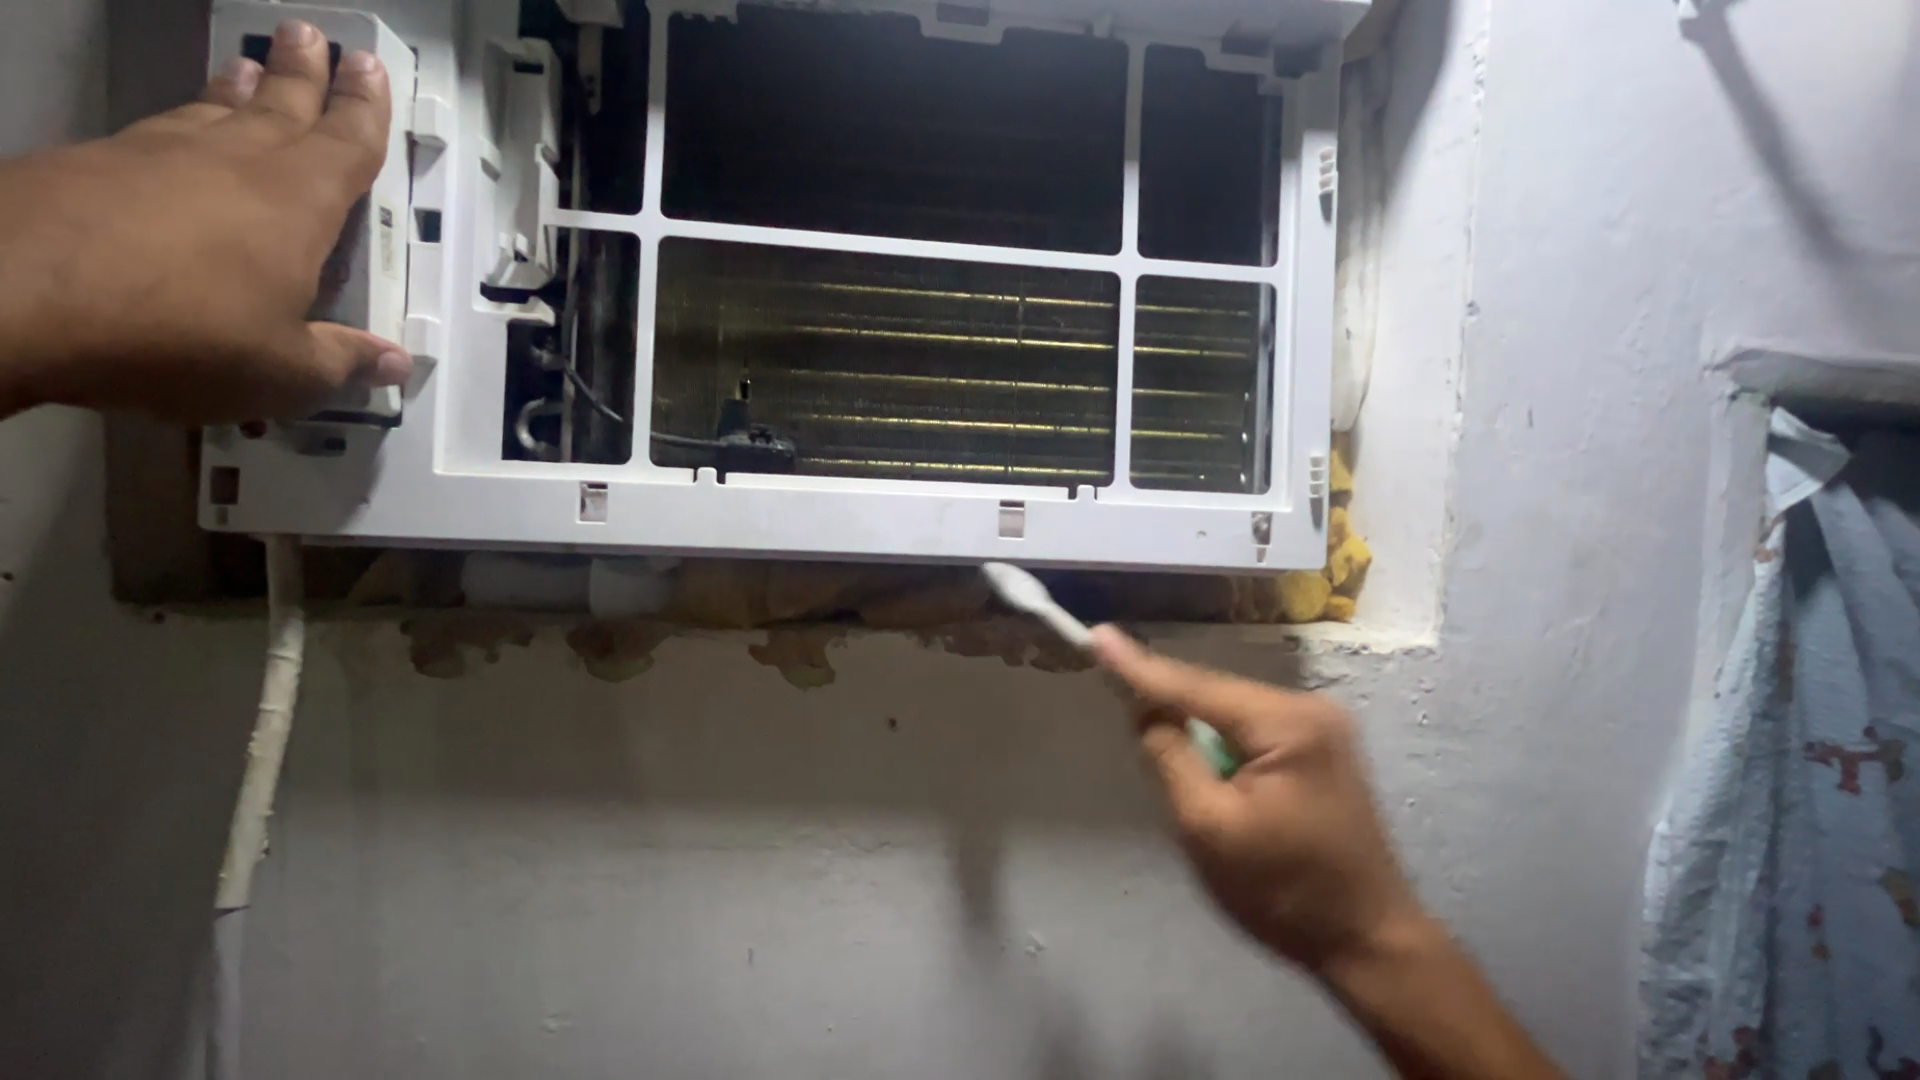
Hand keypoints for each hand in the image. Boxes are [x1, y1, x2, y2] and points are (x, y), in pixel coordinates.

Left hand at [0, 19, 409, 423]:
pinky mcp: (82, 167)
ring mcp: (148, 158)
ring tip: (249, 70)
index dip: (363, 109)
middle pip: (277, 108)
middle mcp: (228, 165)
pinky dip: (181, 122)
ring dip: (238, 92)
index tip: (368, 68)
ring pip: (211, 112)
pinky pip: (154, 134)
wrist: (2, 301)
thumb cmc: (178, 336)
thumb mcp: (284, 371)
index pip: (344, 145)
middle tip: (312, 38)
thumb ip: (343, 362)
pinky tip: (180, 133)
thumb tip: (395, 362)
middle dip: (302, 76)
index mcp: (294, 207)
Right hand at [1089, 625, 1425, 971]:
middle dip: (1166, 697)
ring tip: (1148, 723)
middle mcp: (1309, 709)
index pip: (1193, 686)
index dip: (1138, 666)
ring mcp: (1321, 727)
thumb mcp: (1208, 827)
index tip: (1097, 636)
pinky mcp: (1320, 748)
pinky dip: (1218, 737)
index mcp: (1287, 723)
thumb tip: (1144, 708)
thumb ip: (1170, 755)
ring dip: (1192, 721)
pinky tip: (1198, 752)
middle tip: (1112, 684)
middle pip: (1213, 691)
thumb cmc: (1284, 891)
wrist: (1369, 942)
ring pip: (1229, 709)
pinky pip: (1249, 727)